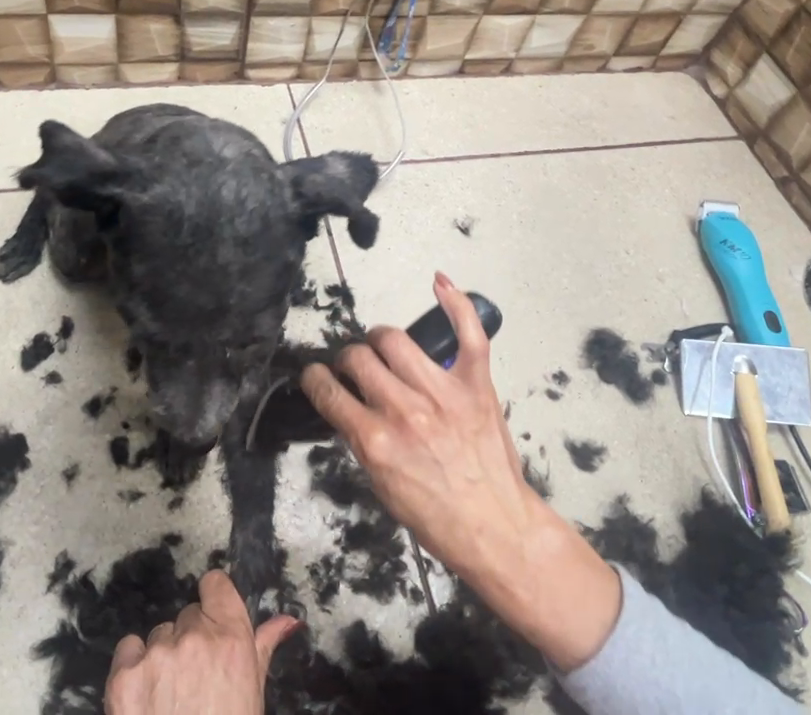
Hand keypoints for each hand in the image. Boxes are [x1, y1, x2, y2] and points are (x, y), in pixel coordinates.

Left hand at [104, 570, 297, 714]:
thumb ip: (265, 646)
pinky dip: (134, 667)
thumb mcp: (253, 691)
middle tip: (195, 677)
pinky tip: (145, 695)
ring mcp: (157, 654)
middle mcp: (194, 636)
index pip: (215, 584)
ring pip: (159, 634)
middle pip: (188, 615)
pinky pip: (129, 648)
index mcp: (231, 637)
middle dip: (191, 639)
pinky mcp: (124, 674)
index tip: (212, 620)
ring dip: (163, 655)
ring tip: (170, 694)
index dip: (213, 600)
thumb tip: (289, 619)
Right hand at [300, 273, 624, 671]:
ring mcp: (443, 393)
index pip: (329, 392)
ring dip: (379, 340)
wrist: (495, 528)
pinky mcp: (476, 385)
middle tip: (355, 368)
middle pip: (359, 357)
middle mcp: (404, 410)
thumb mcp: (381, 485)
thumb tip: (348, 407)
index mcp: (375, 441)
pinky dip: (456, 304)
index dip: (315, 379)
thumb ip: (362, 440)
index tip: (315, 376)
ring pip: (395, 339)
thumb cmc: (435, 516)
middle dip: (348, 359)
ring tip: (382, 347)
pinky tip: (439, 282)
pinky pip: (468, 334)